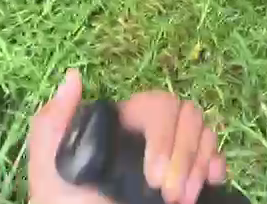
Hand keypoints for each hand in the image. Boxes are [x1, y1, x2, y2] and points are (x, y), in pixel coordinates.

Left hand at [26, 69, 228, 203]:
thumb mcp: (50, 177)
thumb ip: (52, 127)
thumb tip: (73, 76)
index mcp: (123, 127)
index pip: (158, 106)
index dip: (163, 136)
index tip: (153, 176)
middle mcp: (152, 137)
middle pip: (188, 114)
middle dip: (184, 154)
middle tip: (170, 196)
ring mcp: (174, 158)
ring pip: (205, 131)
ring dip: (199, 162)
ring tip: (183, 200)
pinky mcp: (191, 179)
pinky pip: (216, 156)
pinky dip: (215, 165)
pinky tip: (210, 182)